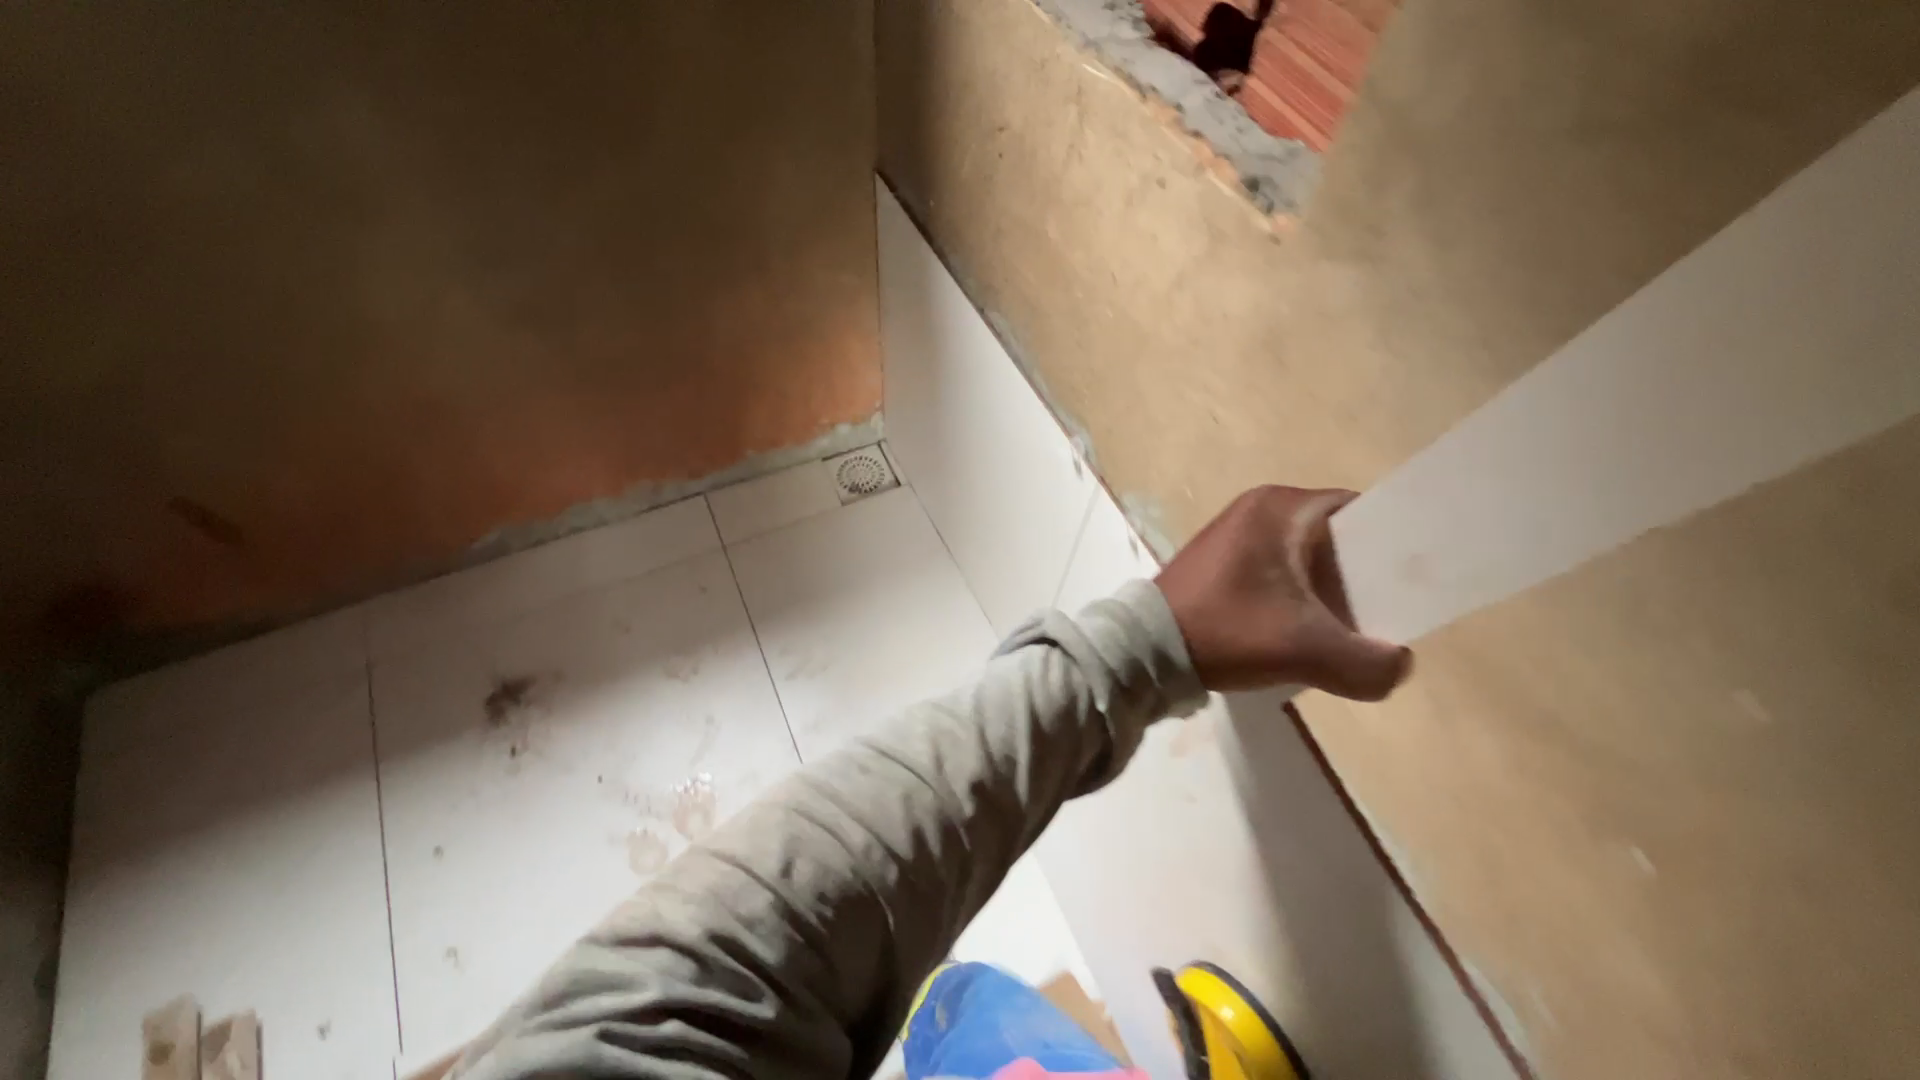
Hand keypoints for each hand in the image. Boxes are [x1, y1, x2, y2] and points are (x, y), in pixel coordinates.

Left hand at [1156, 485, 1411, 699]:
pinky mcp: (1220, 562)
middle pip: (1334, 540)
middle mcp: (1258, 509)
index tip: (1405, 589)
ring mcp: (1235, 534)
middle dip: (1355, 580)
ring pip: (1306, 561)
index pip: (1359, 513)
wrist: (1145, 651)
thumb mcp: (1305, 651)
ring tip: (1337, 633)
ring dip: (1324, 594)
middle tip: (1371, 620)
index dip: (1389, 548)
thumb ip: (1366, 663)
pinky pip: (1277, 573)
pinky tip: (1297, 634)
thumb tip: (1398, 664)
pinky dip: (1294, 599)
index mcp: (1280, 506)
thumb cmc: (1225, 631)